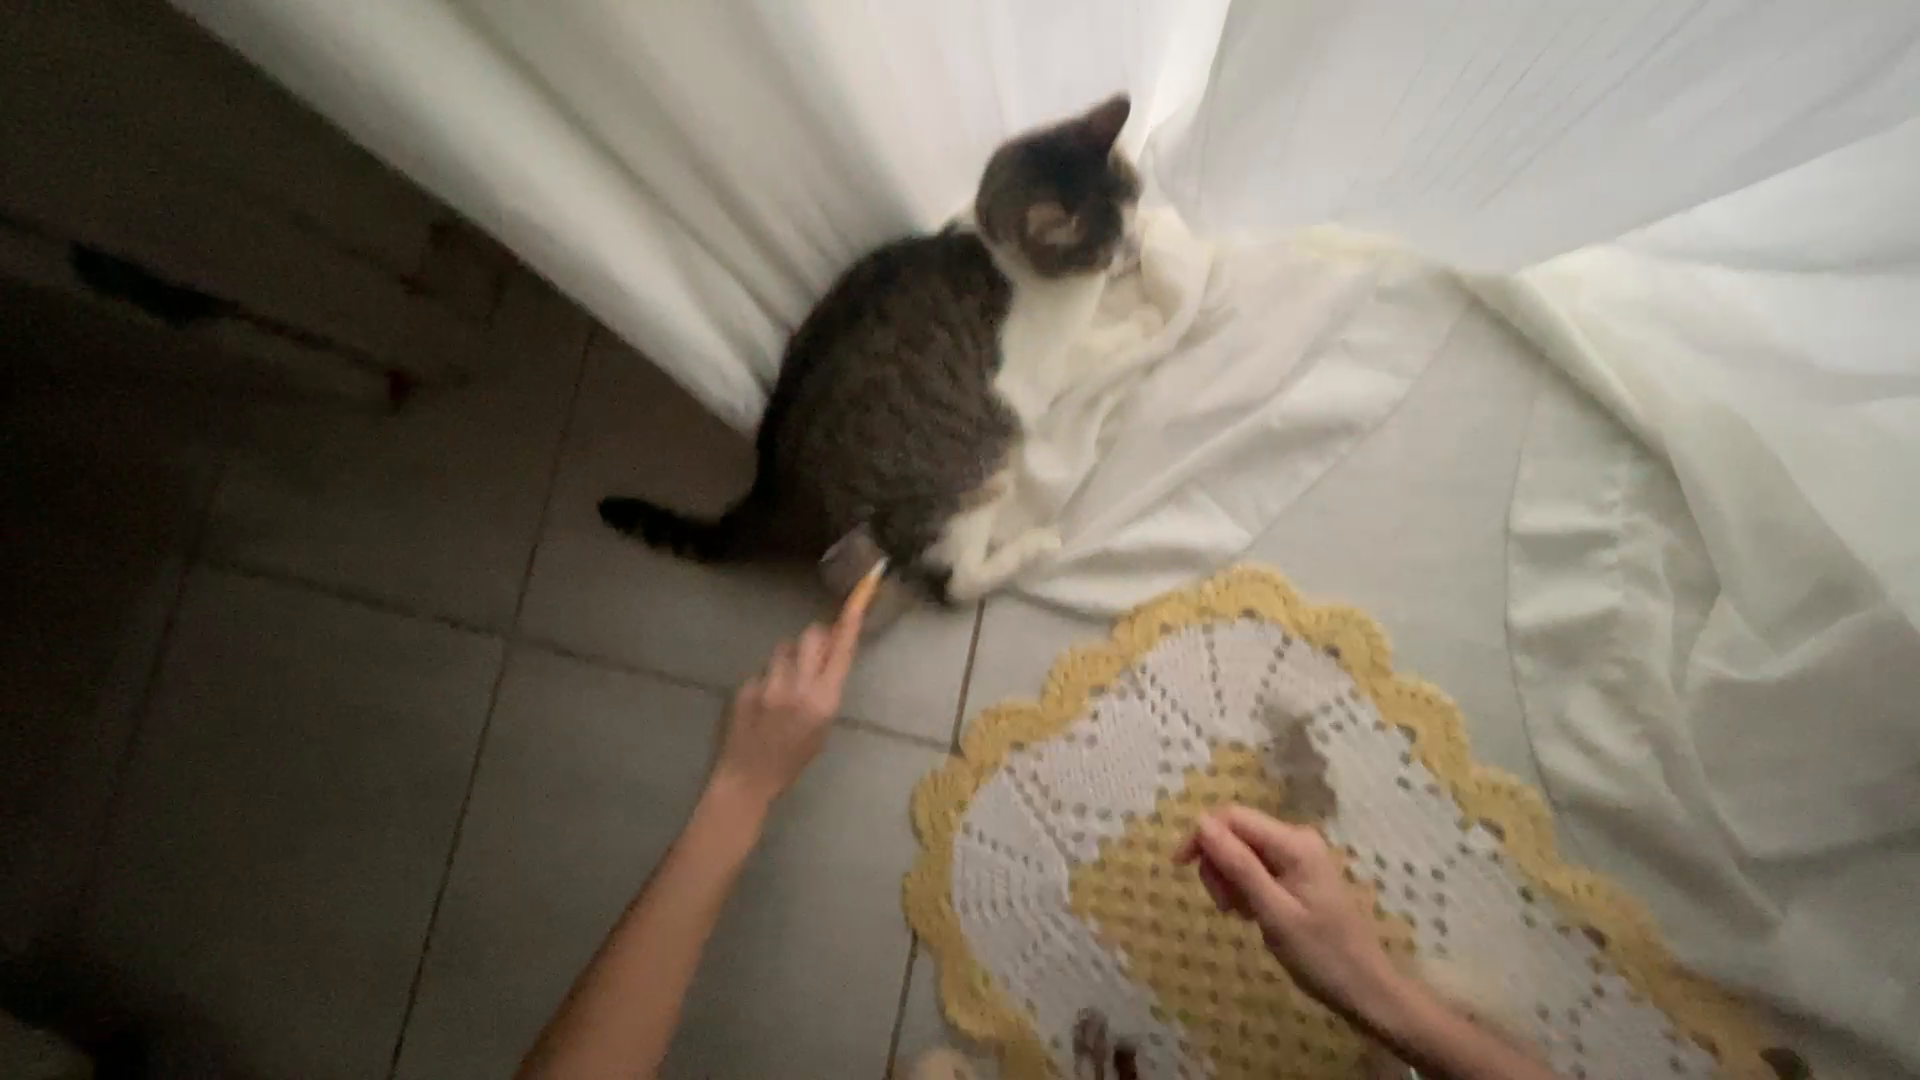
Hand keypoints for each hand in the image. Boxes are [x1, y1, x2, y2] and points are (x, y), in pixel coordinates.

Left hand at [711, 600, 865, 807]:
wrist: (747, 778)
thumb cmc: (793, 760)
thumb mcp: (823, 728)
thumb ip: (826, 691)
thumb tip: (828, 660)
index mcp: (823, 701)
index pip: (841, 651)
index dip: (850, 623)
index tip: (857, 599)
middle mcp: (798, 687)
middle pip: (811, 637)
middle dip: (816, 639)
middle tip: (815, 653)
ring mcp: (769, 685)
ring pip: (784, 649)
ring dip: (790, 657)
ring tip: (784, 683)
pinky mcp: (746, 687)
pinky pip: (763, 670)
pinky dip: (767, 679)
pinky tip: (762, 702)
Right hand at [1174, 806, 1399, 1014]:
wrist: (1369, 992)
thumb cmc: (1323, 955)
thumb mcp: (1274, 912)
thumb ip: (1238, 865)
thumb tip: (1200, 821)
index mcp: (1294, 842)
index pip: (1231, 817)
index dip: (1201, 836)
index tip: (1180, 867)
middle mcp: (1295, 838)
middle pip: (1235, 833)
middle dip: (1218, 864)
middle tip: (1225, 906)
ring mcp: (1297, 855)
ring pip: (1241, 851)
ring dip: (1229, 879)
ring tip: (1241, 915)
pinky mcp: (1297, 872)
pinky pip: (1256, 866)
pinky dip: (1245, 887)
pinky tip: (1253, 914)